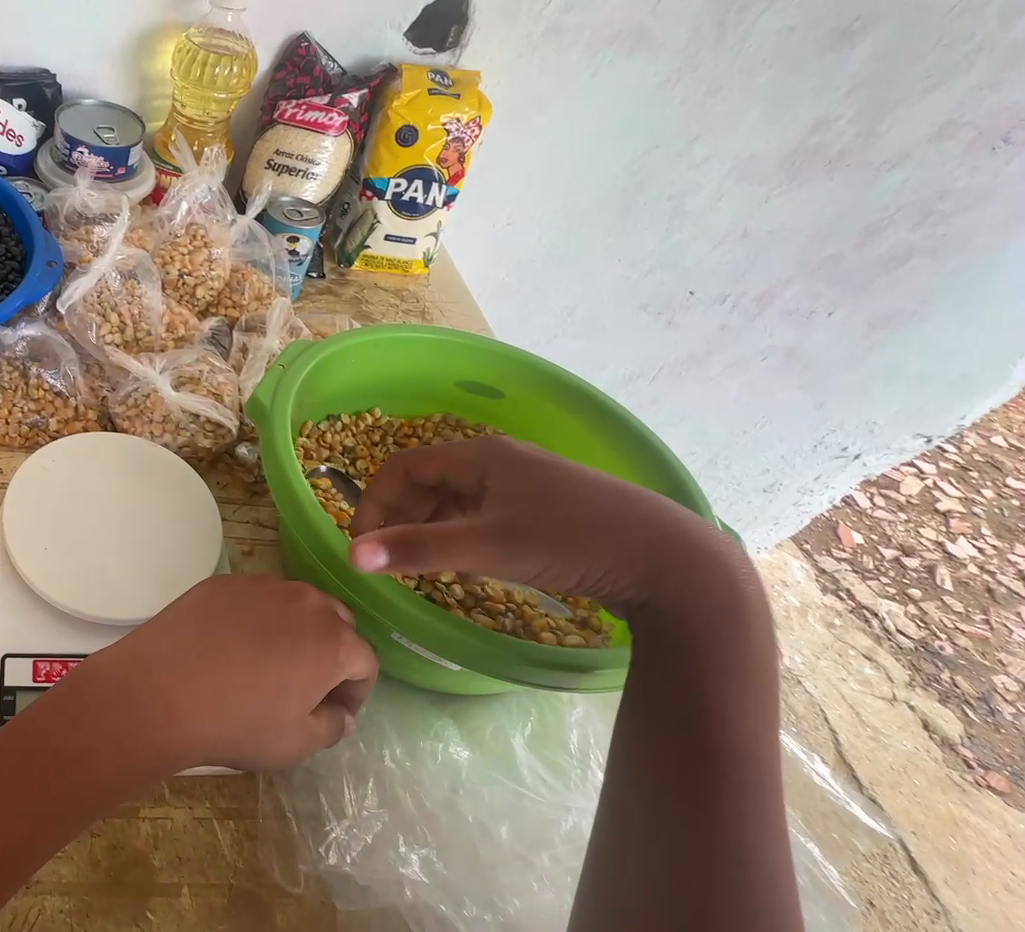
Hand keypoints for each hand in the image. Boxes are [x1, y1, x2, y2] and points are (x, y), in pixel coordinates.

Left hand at [55, 575, 377, 772]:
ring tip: (267, 664)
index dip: (356, 691)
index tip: (334, 712)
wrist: (158, 691)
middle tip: (305, 686)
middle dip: (330, 653)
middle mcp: (303, 600)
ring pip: (293, 604)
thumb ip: (331, 727)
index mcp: (333, 640)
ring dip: (293, 630)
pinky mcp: (221, 582)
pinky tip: (229, 647)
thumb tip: (339, 713)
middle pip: (334, 622)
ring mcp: (259, 585)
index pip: (365, 661)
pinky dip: (254, 618)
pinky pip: (253, 598)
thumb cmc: (236, 724)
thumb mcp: (296, 744)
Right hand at [346, 436, 743, 616]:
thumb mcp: (486, 547)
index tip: (364, 545)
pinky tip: (468, 569)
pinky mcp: (547, 509)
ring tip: (423, 567)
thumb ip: (416, 550)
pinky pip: (485, 514)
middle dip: (401, 518)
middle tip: (389, 558)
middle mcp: (500, 460)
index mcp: (480, 455)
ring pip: (457, 499)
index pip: (403, 467)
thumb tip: (351, 556)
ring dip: (431, 529)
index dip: (375, 503)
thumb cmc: (571, 542)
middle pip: (428, 481)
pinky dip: (462, 537)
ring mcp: (526, 483)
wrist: (674, 562)